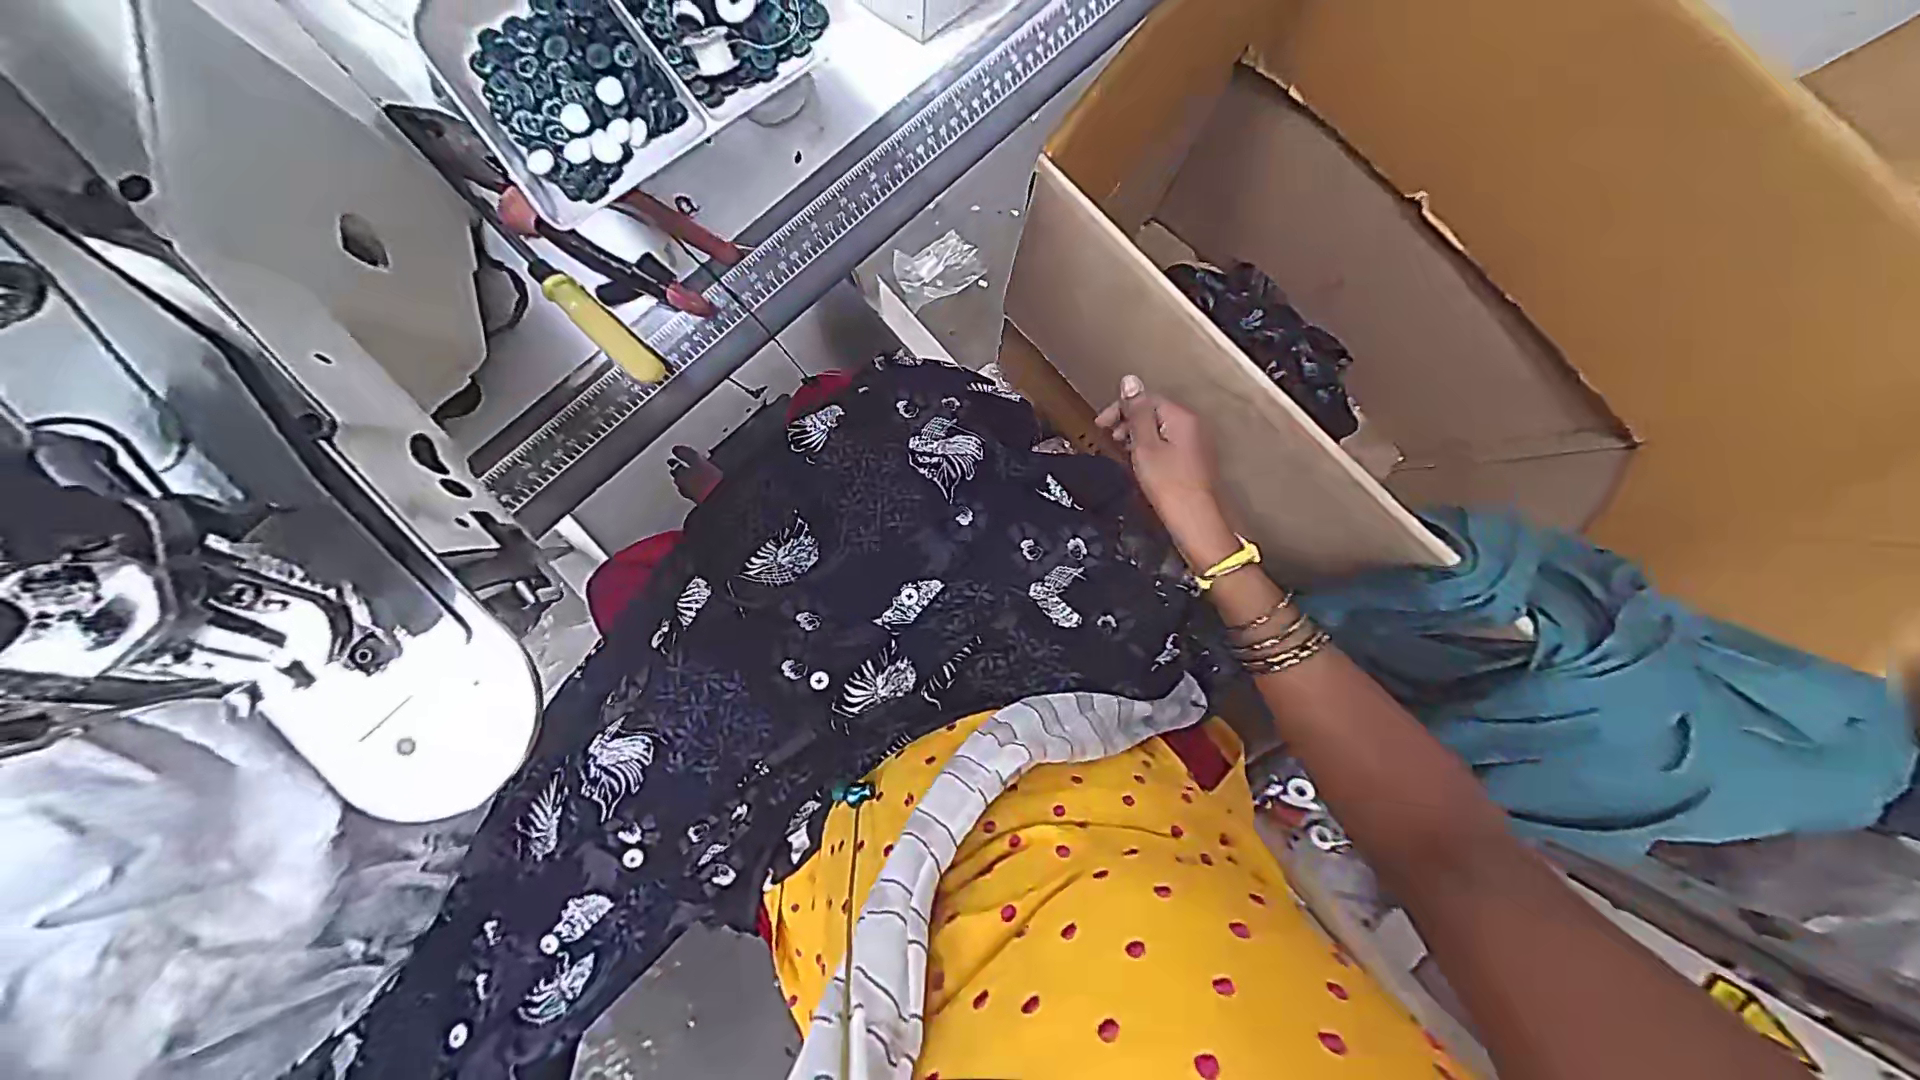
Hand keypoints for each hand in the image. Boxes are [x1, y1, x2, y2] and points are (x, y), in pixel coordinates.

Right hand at [1095, 376, 1239, 566]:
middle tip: (1109, 437)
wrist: (1194, 520)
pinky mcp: (1192, 460)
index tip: (1101, 425)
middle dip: (1128, 421)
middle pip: (1153, 411)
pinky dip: (1149, 448)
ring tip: (1122, 450)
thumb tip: (1129, 381)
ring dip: (1137, 435)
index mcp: (1181, 417)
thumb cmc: (1169, 486)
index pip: (1146, 398)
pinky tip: (1139, 462)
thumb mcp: (1144, 445)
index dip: (1120, 409)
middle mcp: (1192, 425)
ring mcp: (1194, 443)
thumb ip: (1136, 412)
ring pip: (1159, 428)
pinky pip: (1166, 443)